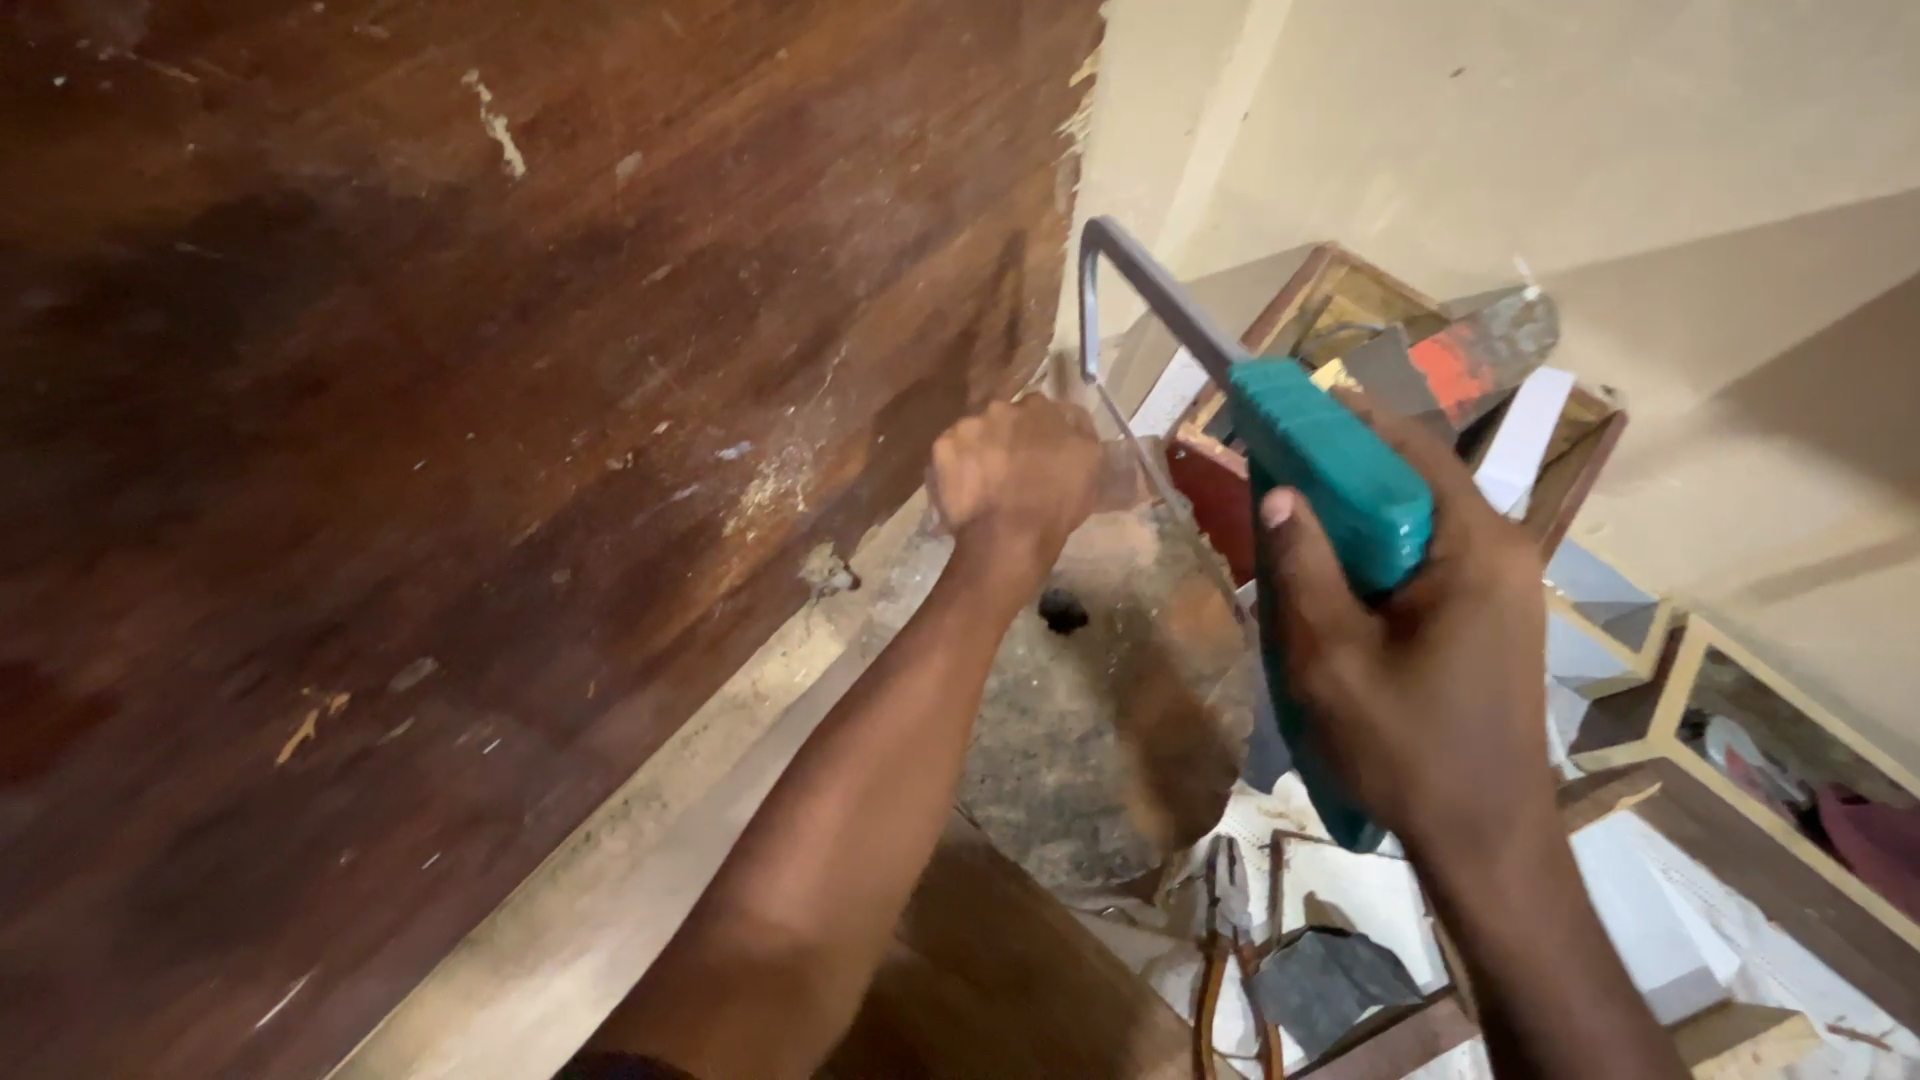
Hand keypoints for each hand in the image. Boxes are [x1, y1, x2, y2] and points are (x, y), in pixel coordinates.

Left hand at [926, 395, 1104, 592]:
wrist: (1010, 536)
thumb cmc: (1057, 502)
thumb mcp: (1091, 463)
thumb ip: (1080, 431)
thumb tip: (1069, 418)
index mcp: (1038, 407)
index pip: (1038, 409)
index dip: (1038, 431)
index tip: (1038, 452)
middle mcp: (1000, 407)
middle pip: (1002, 418)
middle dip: (1006, 436)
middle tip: (1010, 467)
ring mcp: (967, 426)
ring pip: (973, 432)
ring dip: (979, 449)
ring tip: (984, 481)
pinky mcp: (941, 448)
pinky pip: (949, 452)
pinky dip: (955, 466)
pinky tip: (965, 487)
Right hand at [1261, 390, 1552, 867]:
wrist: (1484, 836)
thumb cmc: (1406, 746)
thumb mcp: (1334, 655)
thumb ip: (1304, 565)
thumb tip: (1279, 491)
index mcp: (1474, 548)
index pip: (1410, 449)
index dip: (1346, 420)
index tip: (1288, 406)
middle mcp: (1500, 551)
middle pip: (1415, 479)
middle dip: (1343, 465)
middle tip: (1273, 463)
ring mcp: (1500, 585)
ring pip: (1416, 519)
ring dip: (1354, 511)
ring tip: (1290, 513)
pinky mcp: (1487, 615)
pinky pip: (1424, 557)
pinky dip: (1373, 549)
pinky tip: (1328, 573)